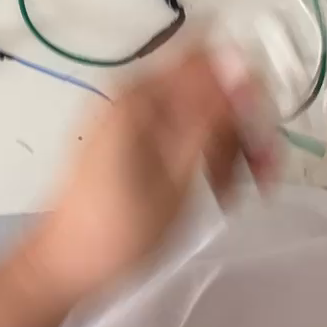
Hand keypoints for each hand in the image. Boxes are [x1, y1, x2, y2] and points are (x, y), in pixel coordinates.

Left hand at [18, 49, 271, 307]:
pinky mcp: (134, 141)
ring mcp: (134, 118)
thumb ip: (212, 118)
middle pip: (210, 90)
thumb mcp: (178, 176)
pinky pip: (184, 135)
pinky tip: (215, 194)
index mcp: (142, 96)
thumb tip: (242, 66)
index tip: (261, 131)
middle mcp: (137, 96)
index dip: (246, 88)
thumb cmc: (121, 230)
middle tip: (262, 175)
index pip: (211, 59)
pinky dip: (205, 160)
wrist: (64, 266)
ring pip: (202, 116)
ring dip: (229, 150)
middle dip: (242, 128)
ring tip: (233, 196)